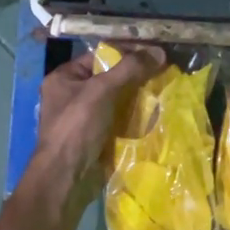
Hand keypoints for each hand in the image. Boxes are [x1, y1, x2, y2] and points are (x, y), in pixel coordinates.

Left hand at [23, 46, 162, 215]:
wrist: (66, 179)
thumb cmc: (77, 127)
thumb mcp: (102, 90)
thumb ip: (130, 69)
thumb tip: (159, 51)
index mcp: (64, 78)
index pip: (98, 57)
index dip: (125, 54)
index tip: (153, 55)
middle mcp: (71, 96)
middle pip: (109, 79)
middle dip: (135, 78)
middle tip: (164, 74)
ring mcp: (84, 119)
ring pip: (116, 102)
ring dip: (138, 100)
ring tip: (165, 93)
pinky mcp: (96, 139)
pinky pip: (119, 122)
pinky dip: (135, 120)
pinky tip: (156, 116)